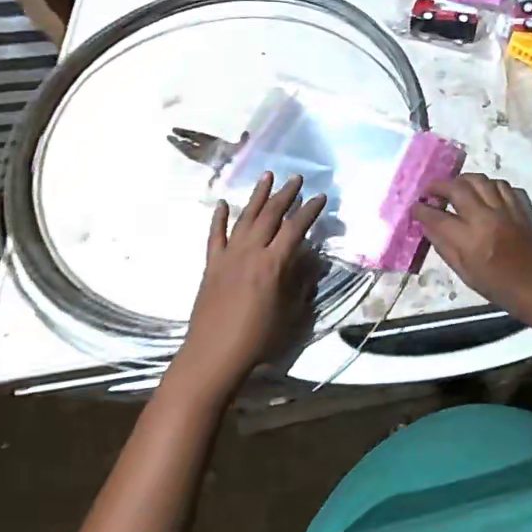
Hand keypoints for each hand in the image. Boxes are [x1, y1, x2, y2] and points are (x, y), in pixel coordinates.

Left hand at [176, 173, 326, 393]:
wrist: (213, 355)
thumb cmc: (258, 339)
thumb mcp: (291, 314)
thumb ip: (302, 284)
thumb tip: (313, 261)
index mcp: (273, 263)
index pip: (296, 228)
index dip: (310, 211)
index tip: (320, 197)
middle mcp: (251, 252)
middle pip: (271, 215)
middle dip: (286, 194)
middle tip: (297, 178)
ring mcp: (228, 256)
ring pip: (245, 218)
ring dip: (258, 196)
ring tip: (267, 176)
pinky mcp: (211, 265)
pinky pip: (215, 235)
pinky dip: (219, 218)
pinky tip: (223, 203)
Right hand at [412, 174, 531, 321]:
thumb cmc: (498, 286)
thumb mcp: (464, 273)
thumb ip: (444, 246)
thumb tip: (427, 226)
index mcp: (469, 238)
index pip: (437, 216)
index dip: (422, 209)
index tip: (416, 206)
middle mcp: (486, 217)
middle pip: (458, 187)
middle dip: (439, 185)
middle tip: (432, 190)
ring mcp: (506, 208)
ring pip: (481, 180)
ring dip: (465, 181)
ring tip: (457, 188)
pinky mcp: (522, 206)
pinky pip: (503, 186)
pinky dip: (490, 186)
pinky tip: (485, 195)